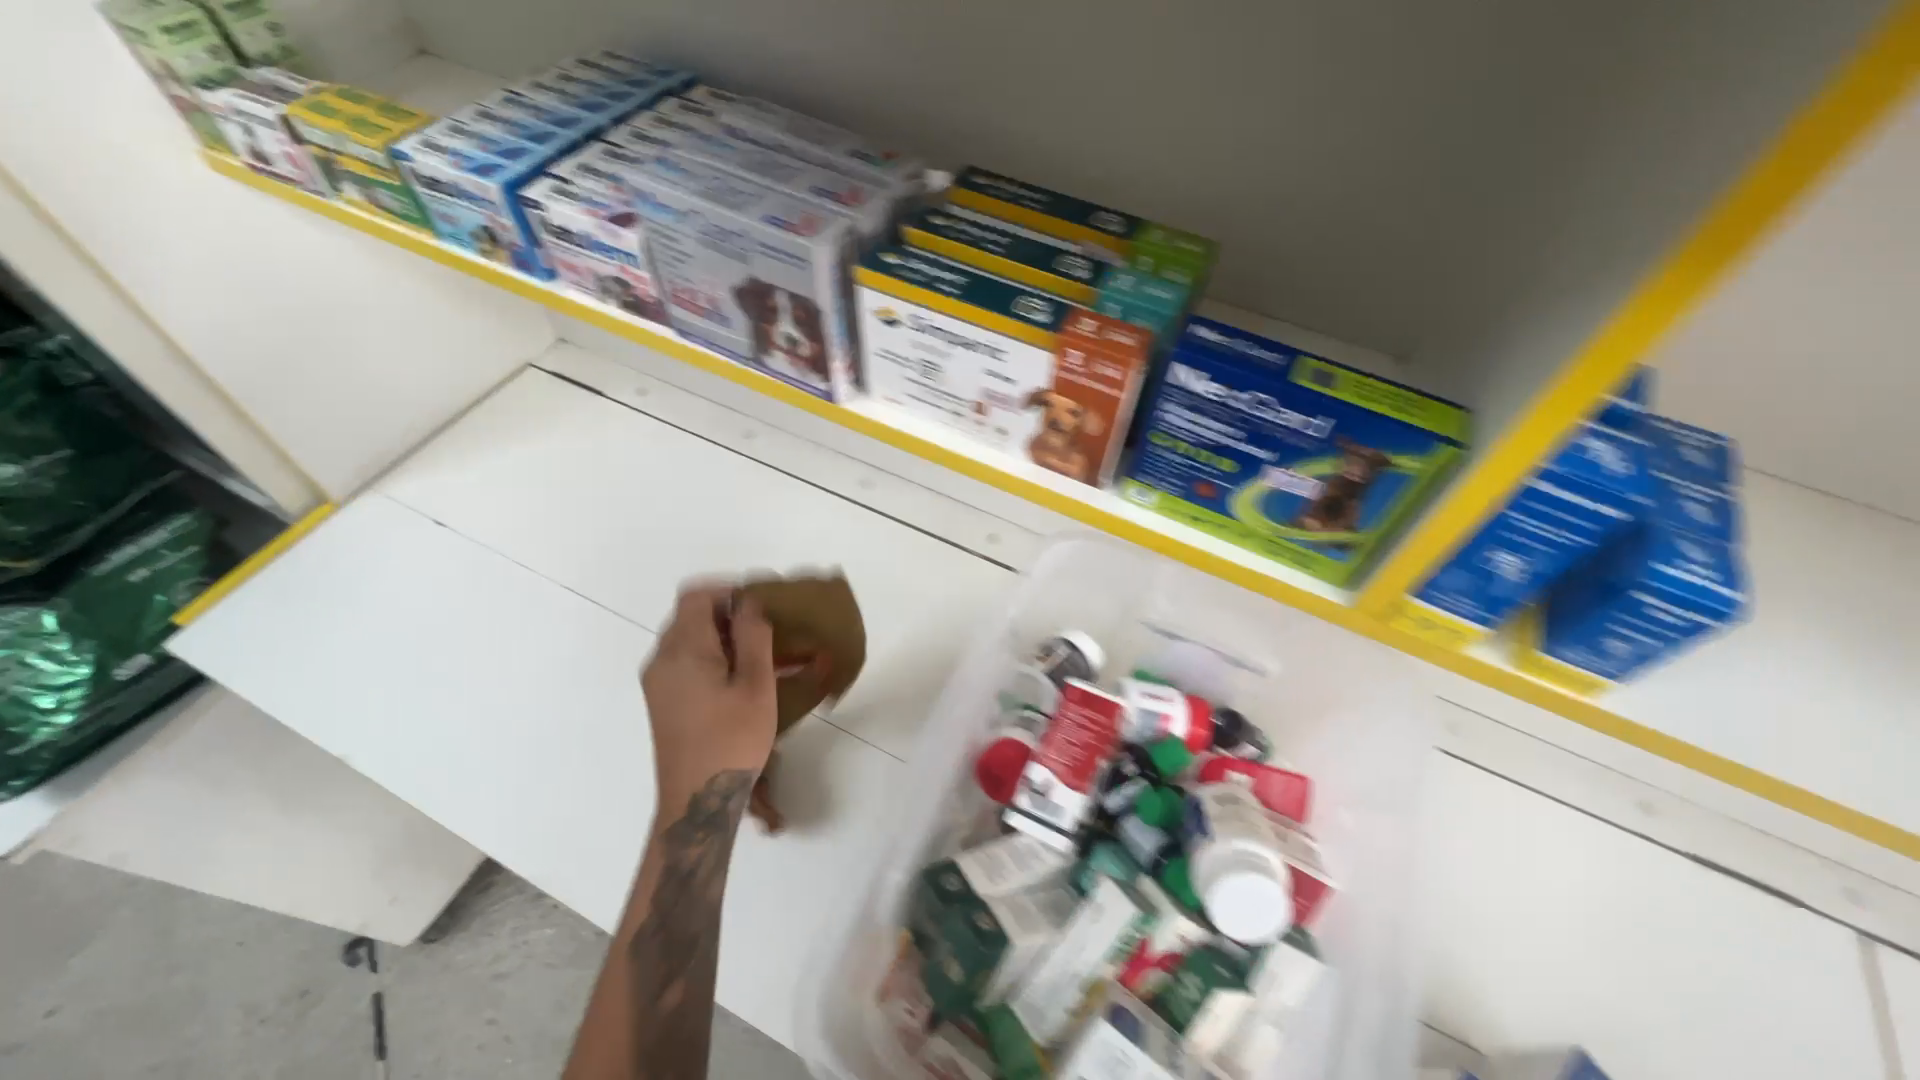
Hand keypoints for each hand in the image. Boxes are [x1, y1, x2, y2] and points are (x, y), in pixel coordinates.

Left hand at [641, 584, 776, 806]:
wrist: (696, 800)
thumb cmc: (732, 740)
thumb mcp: (755, 686)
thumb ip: (753, 637)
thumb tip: (750, 604)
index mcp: (682, 649)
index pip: (696, 596)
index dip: (728, 591)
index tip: (762, 603)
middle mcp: (661, 659)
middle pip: (690, 616)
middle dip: (729, 614)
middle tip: (768, 628)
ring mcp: (657, 682)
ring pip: (688, 640)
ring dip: (723, 638)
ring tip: (762, 655)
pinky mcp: (662, 701)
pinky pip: (685, 663)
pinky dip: (712, 658)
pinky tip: (742, 679)